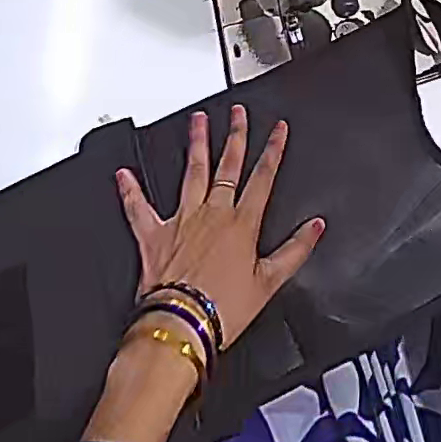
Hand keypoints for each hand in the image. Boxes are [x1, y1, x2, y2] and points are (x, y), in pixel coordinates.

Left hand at [113, 105, 323, 347]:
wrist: (179, 329)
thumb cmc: (222, 310)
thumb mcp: (270, 282)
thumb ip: (296, 249)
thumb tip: (317, 227)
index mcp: (242, 223)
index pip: (263, 176)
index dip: (274, 149)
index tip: (279, 129)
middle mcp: (213, 214)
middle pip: (228, 165)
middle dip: (236, 135)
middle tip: (238, 113)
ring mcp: (182, 221)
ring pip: (192, 173)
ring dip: (195, 145)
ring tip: (197, 121)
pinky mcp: (154, 237)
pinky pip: (139, 209)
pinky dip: (130, 192)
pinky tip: (124, 174)